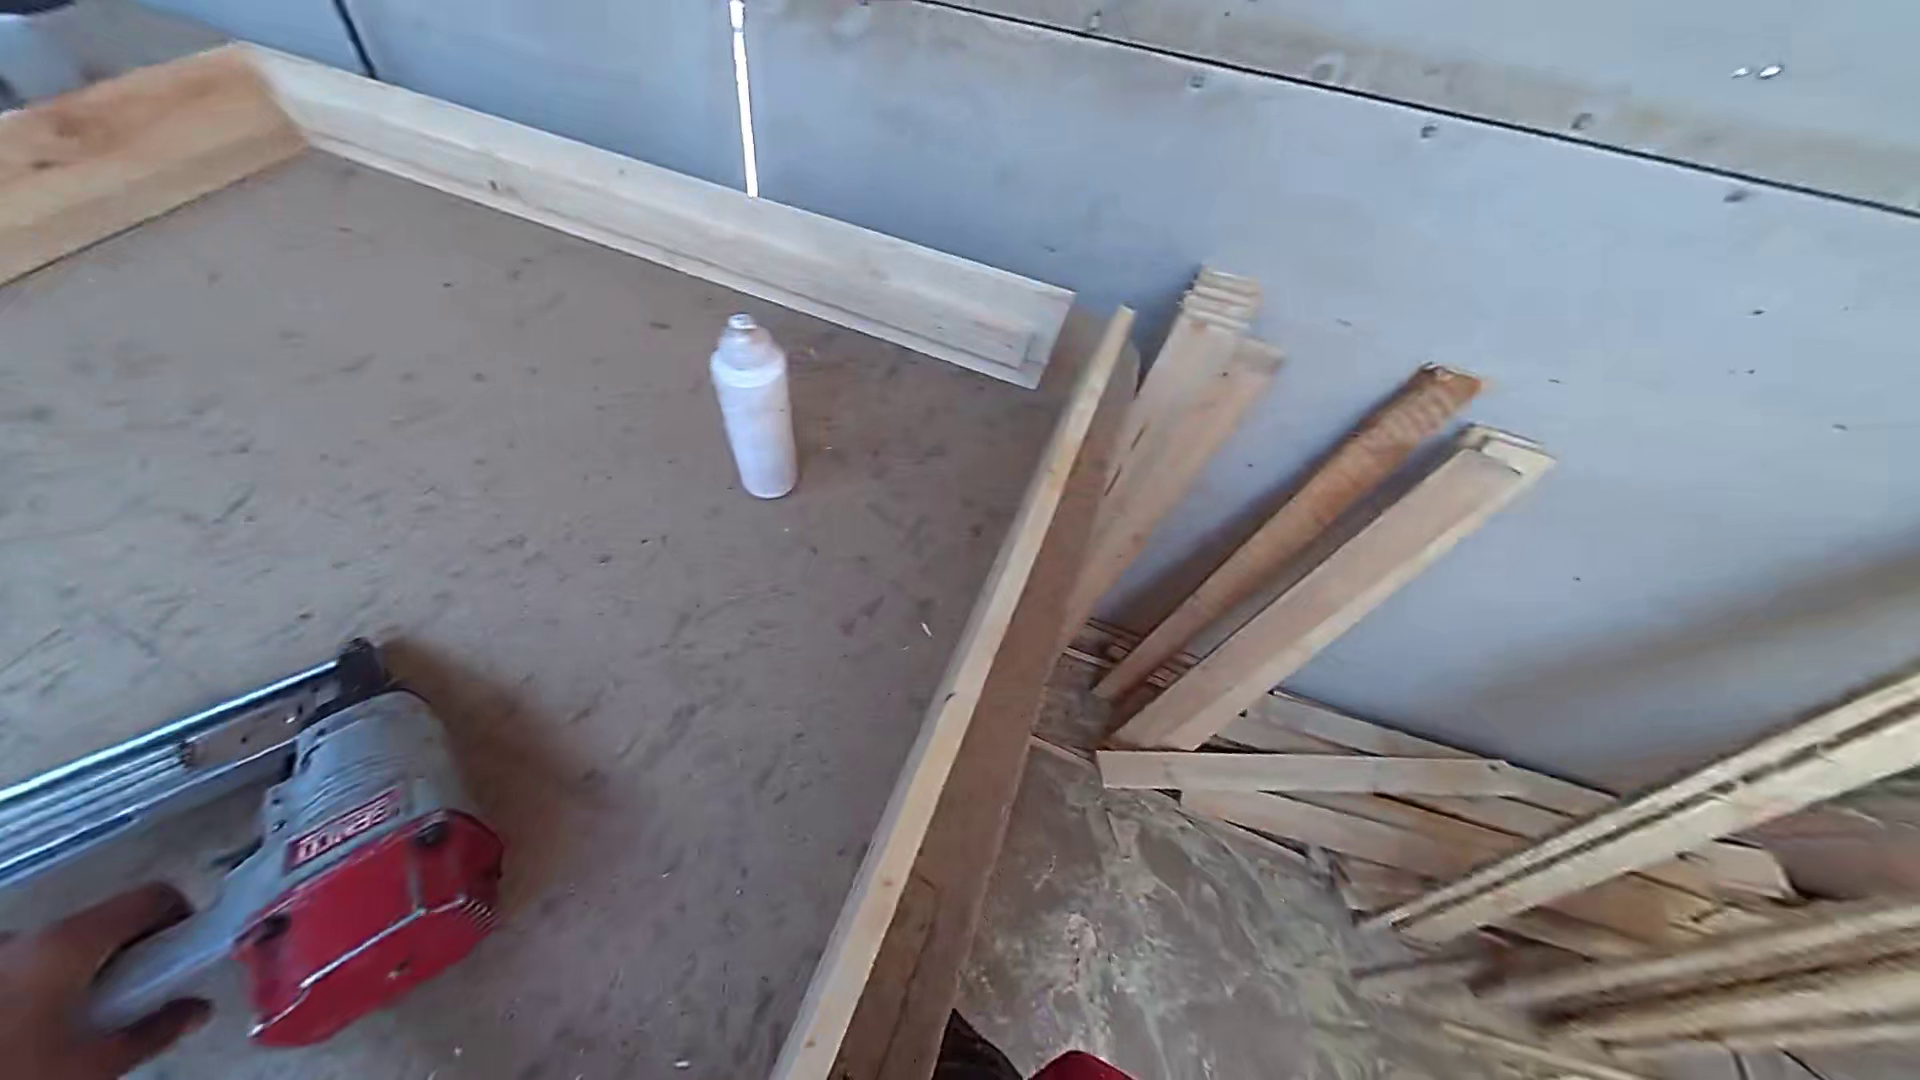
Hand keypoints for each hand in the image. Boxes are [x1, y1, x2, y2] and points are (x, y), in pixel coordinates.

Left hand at [0, 884, 210, 1077]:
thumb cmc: (10, 1075)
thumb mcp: (91, 1068)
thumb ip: (155, 1030)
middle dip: (112, 956)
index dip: (179, 917)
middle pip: (94, 926)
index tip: (176, 953)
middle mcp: (19, 938)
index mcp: (68, 941)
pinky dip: (20, 990)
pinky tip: (15, 1029)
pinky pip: (10, 970)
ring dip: (60, 976)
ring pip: (41, 952)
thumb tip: (197, 1009)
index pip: (154, 896)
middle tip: (114, 998)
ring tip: (51, 1023)